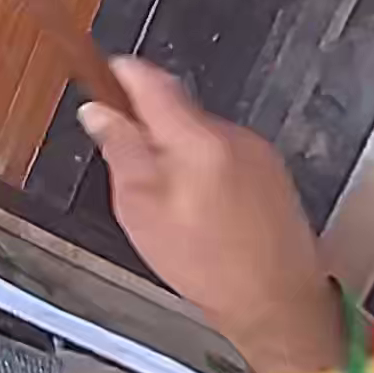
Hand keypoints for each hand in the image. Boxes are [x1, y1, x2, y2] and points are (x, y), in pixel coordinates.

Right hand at [79, 57, 341, 372]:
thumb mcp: (138, 203)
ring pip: (194, 131)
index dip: (121, 71)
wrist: (276, 302)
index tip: (102, 70)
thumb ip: (118, 148)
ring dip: (168, 146)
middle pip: (173, 107)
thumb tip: (97, 110)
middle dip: (141, 123)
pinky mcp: (269, 172)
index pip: (152, 81)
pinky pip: (218, 151)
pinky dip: (194, 163)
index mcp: (195, 139)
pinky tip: (190, 204)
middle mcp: (231, 136)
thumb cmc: (202, 259)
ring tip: (158, 195)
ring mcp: (257, 153)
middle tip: (121, 160)